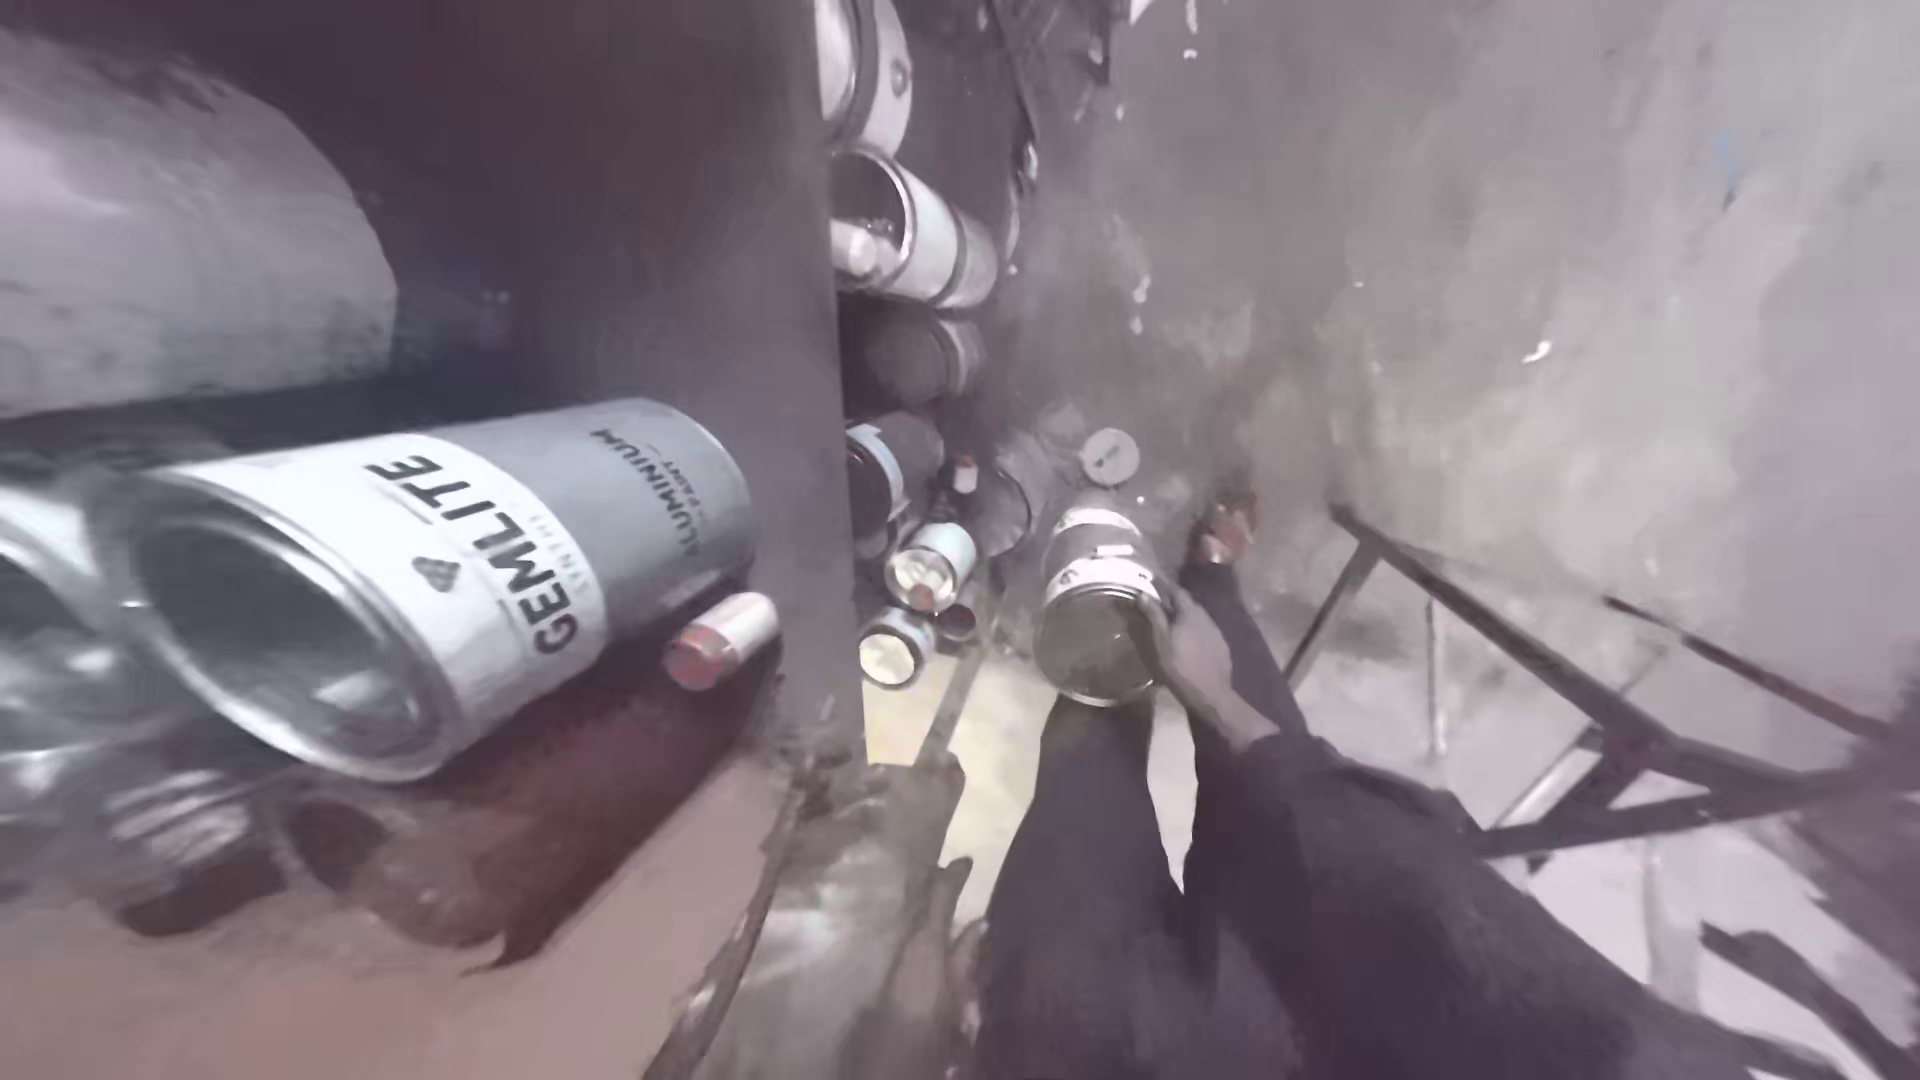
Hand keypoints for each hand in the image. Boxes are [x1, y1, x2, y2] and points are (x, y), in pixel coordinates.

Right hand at [1125, 588, 1229, 698]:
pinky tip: (1188, 639)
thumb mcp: (1160, 640)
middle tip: (1159, 602)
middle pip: (1188, 602)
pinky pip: (1205, 630)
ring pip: (1198, 616)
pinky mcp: (1221, 646)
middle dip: (1174, 599)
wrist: (1210, 694)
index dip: (1163, 585)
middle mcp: (1206, 617)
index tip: (1152, 582)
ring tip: (1172, 621)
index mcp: (1190, 612)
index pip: (1177, 590)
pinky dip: (1194, 628)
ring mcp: (1216, 632)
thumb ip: (1153, 615)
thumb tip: (1143, 594)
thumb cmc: (1179, 665)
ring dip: (1184, 615)